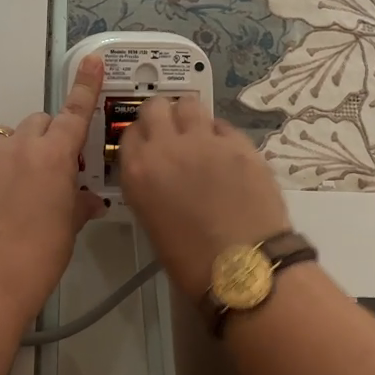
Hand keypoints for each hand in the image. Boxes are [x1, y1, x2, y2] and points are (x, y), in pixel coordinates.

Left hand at [0, 56, 107, 319]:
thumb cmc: (35, 258)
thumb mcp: (67, 231)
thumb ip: (77, 205)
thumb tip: (87, 200)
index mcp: (53, 157)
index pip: (74, 113)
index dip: (85, 87)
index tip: (91, 62)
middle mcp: (17, 147)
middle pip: (36, 124)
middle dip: (44, 139)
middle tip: (47, 171)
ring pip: (3, 142)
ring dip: (12, 157)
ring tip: (10, 193)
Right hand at [119, 97, 290, 300]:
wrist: (245, 270)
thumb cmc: (192, 262)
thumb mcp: (152, 220)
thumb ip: (149, 186)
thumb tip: (160, 174)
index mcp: (138, 172)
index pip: (129, 132)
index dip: (141, 137)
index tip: (150, 145)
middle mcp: (166, 147)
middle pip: (155, 107)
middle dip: (162, 116)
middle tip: (173, 134)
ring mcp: (204, 141)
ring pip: (189, 104)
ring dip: (190, 116)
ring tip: (200, 136)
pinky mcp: (238, 142)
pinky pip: (222, 125)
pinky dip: (220, 135)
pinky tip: (227, 155)